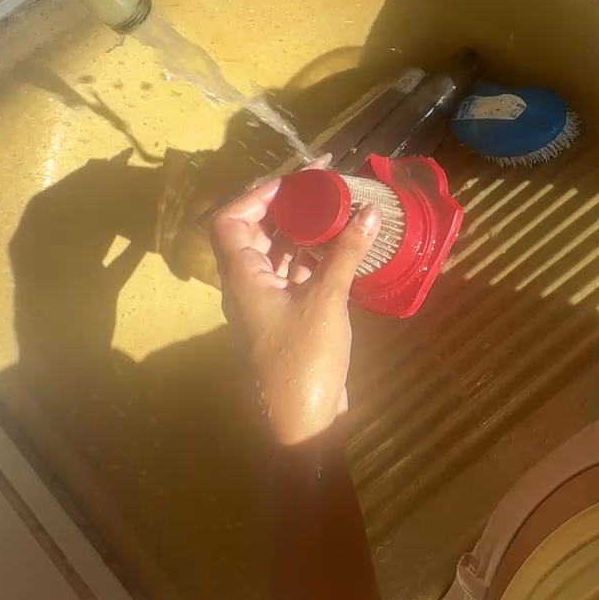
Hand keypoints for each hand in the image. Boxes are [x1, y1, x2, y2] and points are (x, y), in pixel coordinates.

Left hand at [210, 166, 379, 446]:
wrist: (304, 418)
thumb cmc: (304, 358)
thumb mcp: (327, 300)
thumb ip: (345, 253)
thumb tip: (369, 210)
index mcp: (243, 278)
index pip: (229, 222)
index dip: (254, 196)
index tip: (292, 181)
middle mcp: (249, 285)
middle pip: (254, 233)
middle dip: (284, 208)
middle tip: (320, 188)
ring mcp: (269, 302)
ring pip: (277, 254)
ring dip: (302, 231)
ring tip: (336, 210)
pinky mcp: (291, 316)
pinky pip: (296, 274)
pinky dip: (315, 255)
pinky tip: (342, 246)